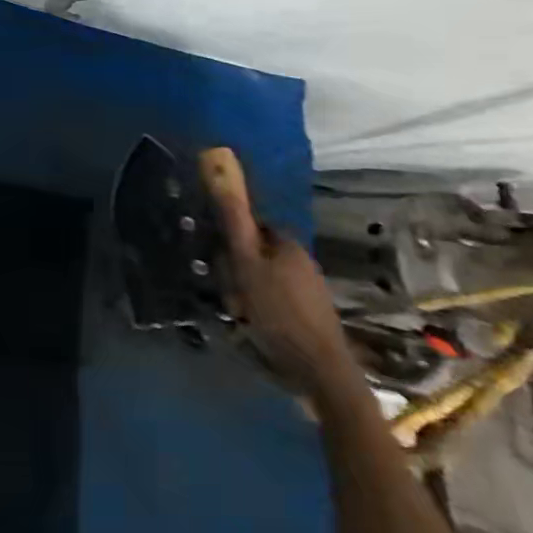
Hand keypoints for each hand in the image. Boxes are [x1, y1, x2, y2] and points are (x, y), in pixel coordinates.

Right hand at [202, 147, 354, 394]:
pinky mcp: (310, 314)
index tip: (214, 255)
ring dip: (245, 288)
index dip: (229, 238)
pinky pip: (274, 298)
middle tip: (223, 287)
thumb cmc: (277, 311)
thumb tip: (219, 162)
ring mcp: (308, 289)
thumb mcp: (245, 263)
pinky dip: (259, 306)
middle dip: (235, 266)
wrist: (318, 370)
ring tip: (234, 309)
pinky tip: (251, 322)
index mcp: (287, 244)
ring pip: (264, 276)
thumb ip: (232, 217)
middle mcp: (302, 260)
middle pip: (256, 252)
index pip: (251, 226)